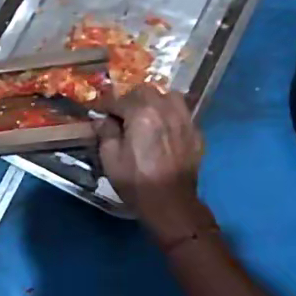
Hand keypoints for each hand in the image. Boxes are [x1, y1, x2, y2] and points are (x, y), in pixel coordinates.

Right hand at [96, 87, 214, 241]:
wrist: (171, 204)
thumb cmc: (136, 182)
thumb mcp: (110, 158)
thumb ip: (105, 132)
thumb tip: (103, 119)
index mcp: (142, 113)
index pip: (119, 99)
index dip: (106, 105)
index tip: (100, 111)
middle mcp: (166, 109)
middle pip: (146, 91)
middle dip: (131, 99)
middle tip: (123, 114)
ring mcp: (185, 120)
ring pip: (169, 96)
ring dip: (155, 101)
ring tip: (147, 116)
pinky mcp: (196, 132)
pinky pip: (182, 114)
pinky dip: (171, 116)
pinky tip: (165, 129)